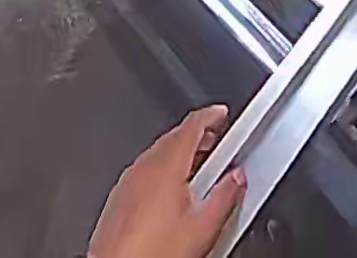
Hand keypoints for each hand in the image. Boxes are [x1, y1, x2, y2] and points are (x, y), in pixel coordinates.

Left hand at [88, 106, 246, 257]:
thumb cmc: (152, 253)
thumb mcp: (202, 228)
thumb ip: (224, 196)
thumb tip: (238, 178)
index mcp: (167, 164)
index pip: (193, 124)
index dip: (211, 114)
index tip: (222, 113)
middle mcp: (145, 165)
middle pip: (176, 136)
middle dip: (199, 135)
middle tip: (217, 142)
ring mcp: (129, 179)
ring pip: (160, 153)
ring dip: (181, 153)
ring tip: (199, 170)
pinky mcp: (119, 195)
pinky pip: (145, 169)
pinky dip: (163, 169)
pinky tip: (171, 194)